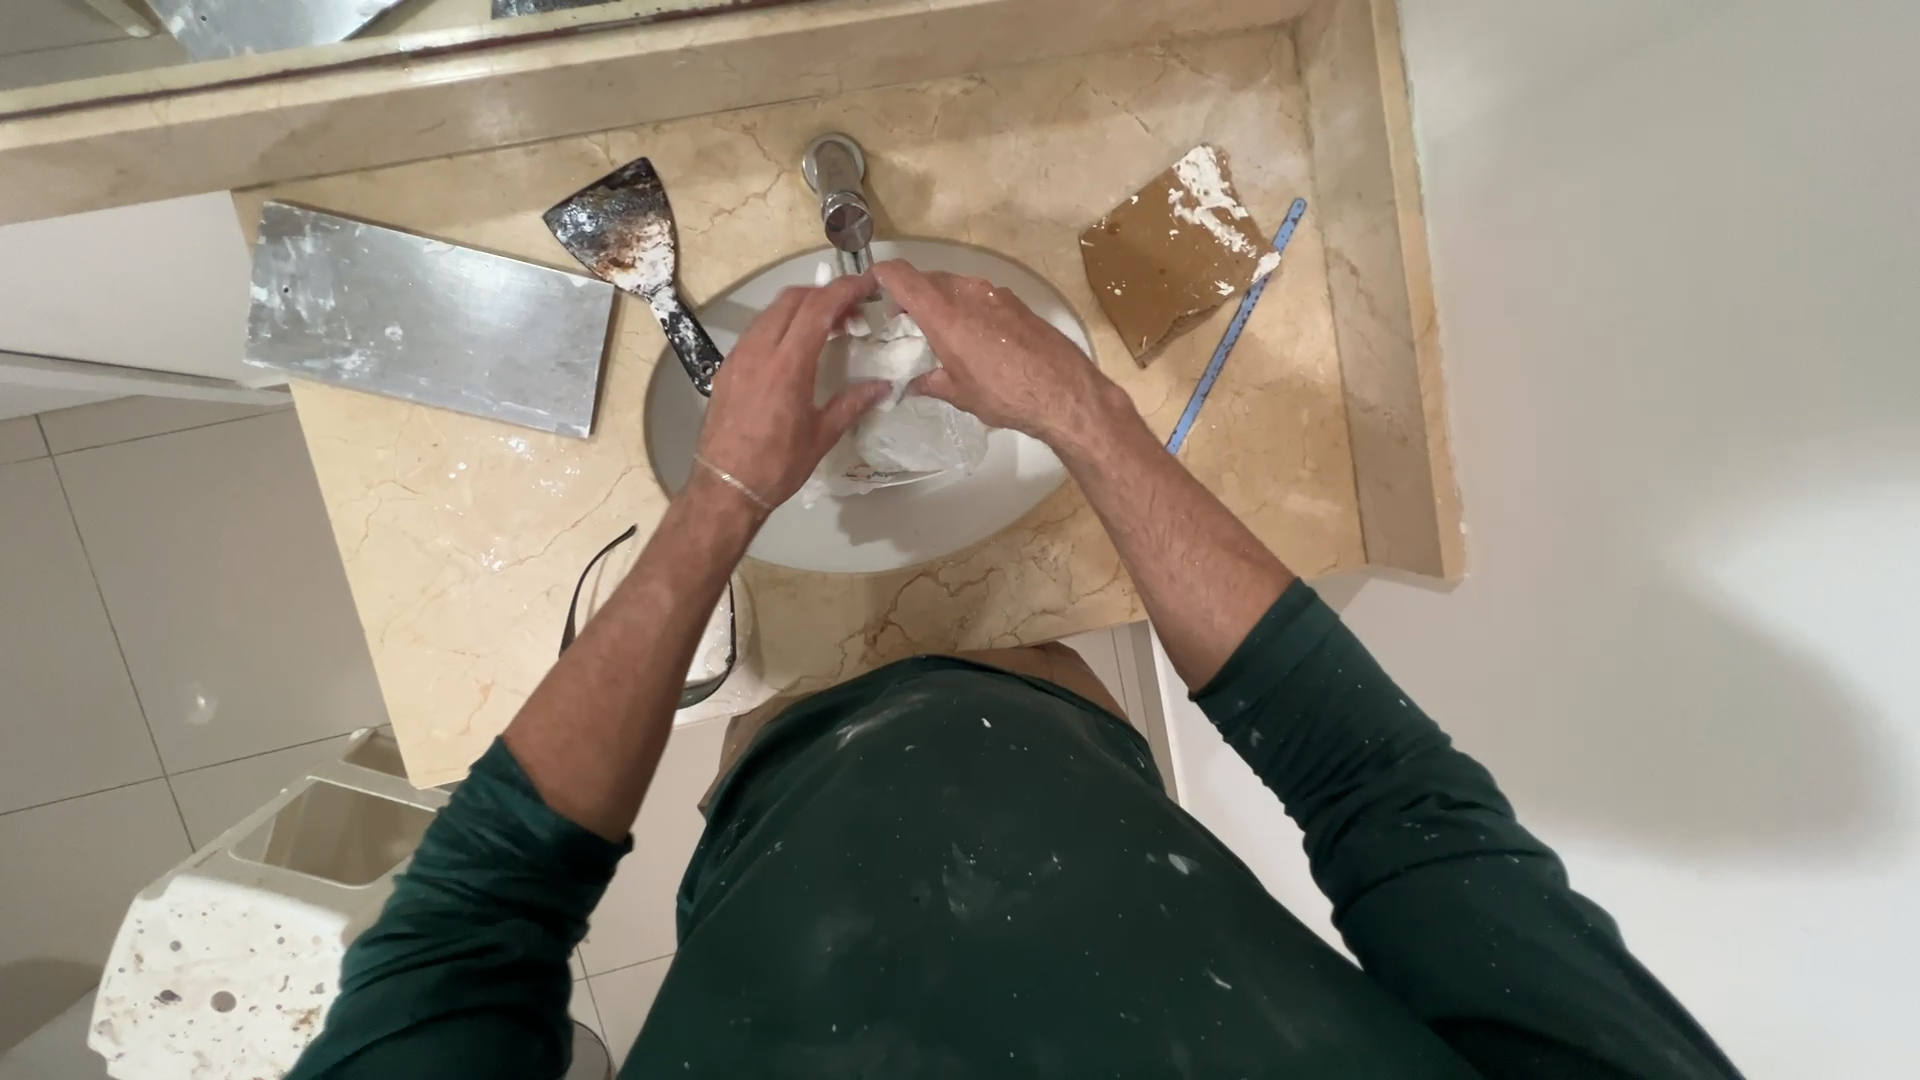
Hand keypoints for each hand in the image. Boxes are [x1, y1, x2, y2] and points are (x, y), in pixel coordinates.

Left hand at [695, 272, 888, 508]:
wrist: (726, 485)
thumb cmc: (778, 464)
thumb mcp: (822, 435)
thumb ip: (852, 403)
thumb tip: (883, 387)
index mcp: (788, 364)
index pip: (818, 308)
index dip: (845, 290)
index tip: (867, 283)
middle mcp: (760, 350)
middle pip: (793, 300)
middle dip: (825, 295)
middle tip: (851, 311)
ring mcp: (739, 357)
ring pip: (772, 312)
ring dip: (801, 309)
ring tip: (826, 328)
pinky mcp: (728, 368)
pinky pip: (757, 332)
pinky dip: (781, 326)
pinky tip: (794, 349)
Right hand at [871, 259, 1127, 447]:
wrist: (1065, 392)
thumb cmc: (1006, 394)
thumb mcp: (960, 394)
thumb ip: (932, 383)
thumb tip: (915, 384)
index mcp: (945, 313)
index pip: (901, 276)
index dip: (881, 276)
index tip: (870, 286)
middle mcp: (968, 293)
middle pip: (928, 280)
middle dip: (910, 296)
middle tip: (902, 321)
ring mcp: (995, 294)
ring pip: (955, 287)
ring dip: (940, 302)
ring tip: (937, 332)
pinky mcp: (1016, 302)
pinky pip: (980, 296)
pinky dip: (966, 309)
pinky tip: (972, 337)